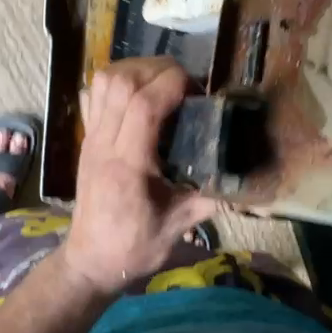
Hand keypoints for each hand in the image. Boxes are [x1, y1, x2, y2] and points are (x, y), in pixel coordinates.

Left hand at [62, 58, 217, 297]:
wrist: (90, 262)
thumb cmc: (133, 248)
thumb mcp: (177, 227)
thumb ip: (209, 199)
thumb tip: (245, 181)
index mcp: (127, 165)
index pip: (143, 105)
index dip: (173, 84)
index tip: (199, 91)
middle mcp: (104, 144)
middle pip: (121, 82)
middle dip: (157, 70)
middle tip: (186, 85)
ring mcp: (91, 139)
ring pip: (103, 81)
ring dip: (135, 70)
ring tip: (163, 83)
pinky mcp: (86, 140)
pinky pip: (93, 95)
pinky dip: (115, 83)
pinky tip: (137, 96)